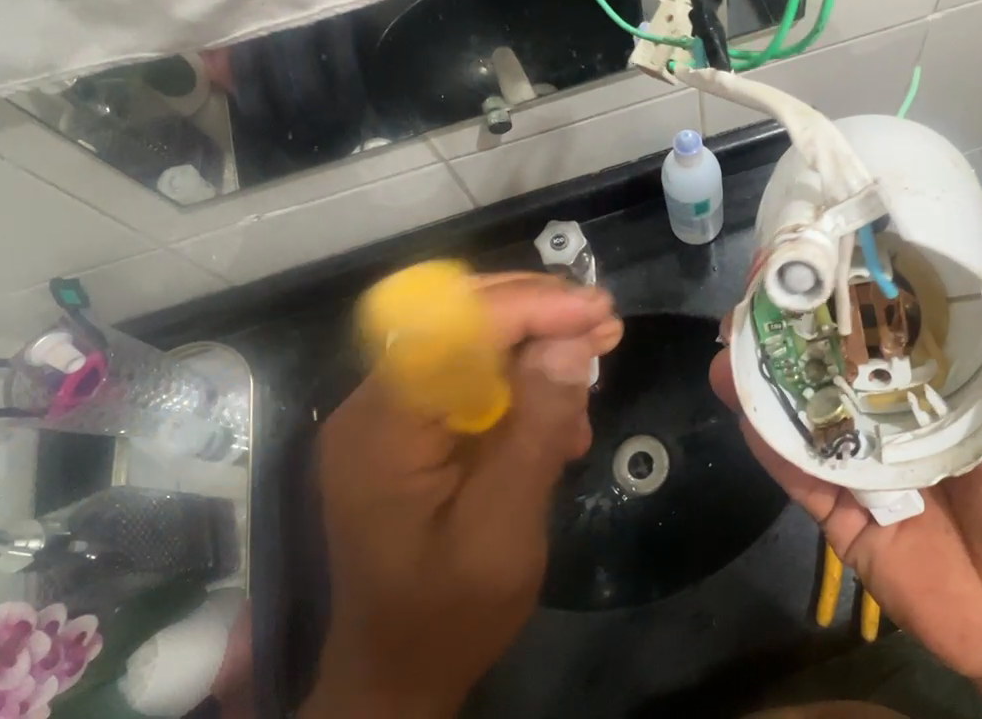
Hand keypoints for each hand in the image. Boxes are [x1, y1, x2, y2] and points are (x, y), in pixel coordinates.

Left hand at [304, 274, 622, 717]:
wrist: (399, 674)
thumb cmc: (448, 614)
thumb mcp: (502, 531)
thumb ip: (533, 433)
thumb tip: (569, 343)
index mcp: (382, 428)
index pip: (452, 330)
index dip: (528, 307)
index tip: (596, 311)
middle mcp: (376, 407)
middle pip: (456, 322)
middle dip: (536, 312)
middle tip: (604, 322)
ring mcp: (393, 417)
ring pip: (469, 344)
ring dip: (536, 342)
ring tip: (595, 354)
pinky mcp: (414, 432)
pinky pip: (472, 381)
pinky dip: (524, 382)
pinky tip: (564, 414)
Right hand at [709, 253, 981, 677]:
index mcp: (924, 387)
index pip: (878, 327)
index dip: (846, 288)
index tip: (818, 248)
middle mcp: (881, 416)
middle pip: (825, 364)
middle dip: (788, 327)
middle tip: (758, 291)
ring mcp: (853, 463)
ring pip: (799, 413)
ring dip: (762, 378)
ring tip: (731, 344)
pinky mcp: (834, 510)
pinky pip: (797, 474)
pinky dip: (770, 443)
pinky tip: (744, 408)